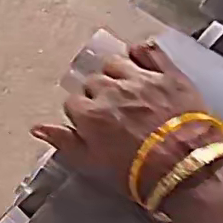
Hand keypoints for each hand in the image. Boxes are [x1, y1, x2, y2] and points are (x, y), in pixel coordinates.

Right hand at [32, 39, 222, 203]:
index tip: (90, 124)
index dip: (80, 114)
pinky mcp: (167, 74)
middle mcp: (110, 91)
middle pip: (92, 82)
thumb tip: (38, 128)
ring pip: (115, 63)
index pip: (72, 103)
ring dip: (116, 73)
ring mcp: (140, 79)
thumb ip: (64, 141)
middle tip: (110, 110)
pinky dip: (141, 53)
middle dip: (97, 93)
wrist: (184, 166)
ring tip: (124, 87)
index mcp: (90, 114)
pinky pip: (148, 51)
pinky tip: (139, 59)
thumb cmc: (137, 171)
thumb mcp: (92, 163)